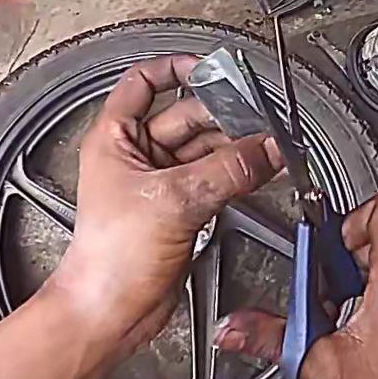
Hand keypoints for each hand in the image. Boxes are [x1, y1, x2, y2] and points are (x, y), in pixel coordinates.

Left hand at [51, 54, 284, 350]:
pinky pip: (212, 178)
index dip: (175, 68)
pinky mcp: (178, 207)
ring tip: (267, 149)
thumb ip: (227, 171)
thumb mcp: (173, 201)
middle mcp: (136, 155)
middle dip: (223, 116)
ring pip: (203, 149)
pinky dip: (234, 174)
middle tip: (259, 121)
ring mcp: (159, 182)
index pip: (143, 82)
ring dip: (234, 148)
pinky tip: (257, 172)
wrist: (111, 311)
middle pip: (186, 117)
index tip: (209, 67)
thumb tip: (266, 149)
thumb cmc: (110, 258)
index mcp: (115, 138)